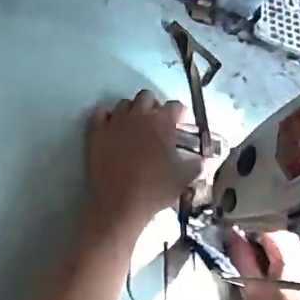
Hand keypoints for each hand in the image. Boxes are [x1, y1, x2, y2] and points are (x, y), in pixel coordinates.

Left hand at [86, 91, 198, 226]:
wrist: (120, 203)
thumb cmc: (155, 189)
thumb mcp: (183, 178)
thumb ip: (195, 165)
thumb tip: (202, 161)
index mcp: (162, 123)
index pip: (175, 105)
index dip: (179, 113)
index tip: (180, 122)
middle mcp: (139, 115)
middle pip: (147, 97)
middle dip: (153, 106)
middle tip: (156, 122)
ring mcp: (115, 122)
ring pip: (124, 103)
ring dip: (131, 110)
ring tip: (134, 125)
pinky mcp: (96, 132)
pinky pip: (100, 113)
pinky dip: (106, 116)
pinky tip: (111, 125)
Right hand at [228, 232, 299, 299]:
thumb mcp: (255, 292)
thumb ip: (242, 259)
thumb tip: (233, 234)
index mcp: (288, 247)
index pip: (261, 229)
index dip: (251, 243)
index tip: (250, 261)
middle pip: (280, 236)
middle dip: (270, 250)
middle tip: (266, 276)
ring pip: (295, 247)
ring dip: (287, 258)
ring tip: (285, 282)